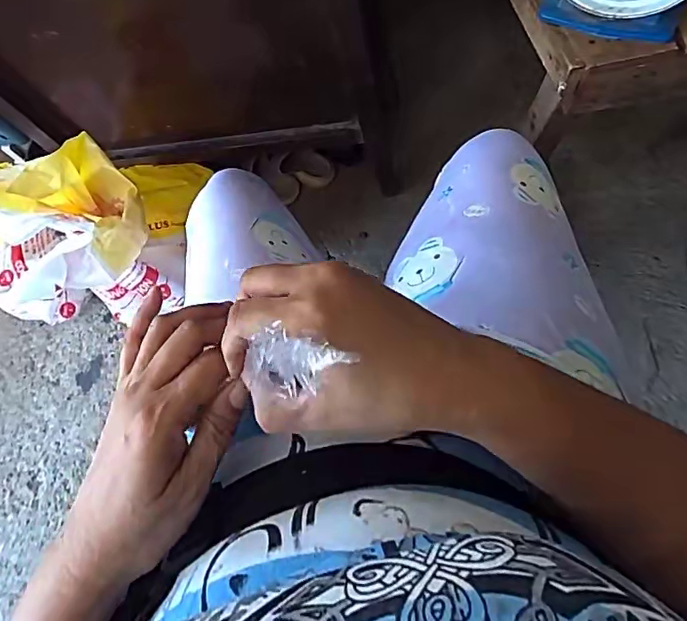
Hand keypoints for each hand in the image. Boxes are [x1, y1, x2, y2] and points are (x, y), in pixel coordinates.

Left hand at [16, 291, 248, 620]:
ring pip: (160, 332)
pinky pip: (131, 343)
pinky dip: (143, 315)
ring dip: (191, 312)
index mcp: (160, 416)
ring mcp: (126, 387)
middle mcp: (140, 390)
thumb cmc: (146, 524)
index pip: (208, 366)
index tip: (263, 351)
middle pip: (184, 336)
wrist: (95, 542)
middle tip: (251, 318)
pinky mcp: (120, 391)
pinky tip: (155, 293)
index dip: (238, 354)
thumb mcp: (191, 488)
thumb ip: (217, 431)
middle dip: (219, 321)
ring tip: (223, 307)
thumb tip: (244, 383)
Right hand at [220, 260, 491, 436]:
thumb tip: (254, 398)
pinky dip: (291, 294)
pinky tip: (310, 328)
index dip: (231, 344)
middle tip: (255, 347)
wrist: (455, 374)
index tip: (240, 368)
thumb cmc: (392, 397)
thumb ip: (278, 411)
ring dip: (267, 301)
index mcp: (308, 311)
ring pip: (279, 273)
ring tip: (280, 339)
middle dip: (243, 313)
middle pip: (253, 280)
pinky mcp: (354, 273)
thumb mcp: (330, 416)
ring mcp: (337, 270)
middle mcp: (317, 279)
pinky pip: (304, 274)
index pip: (243, 314)